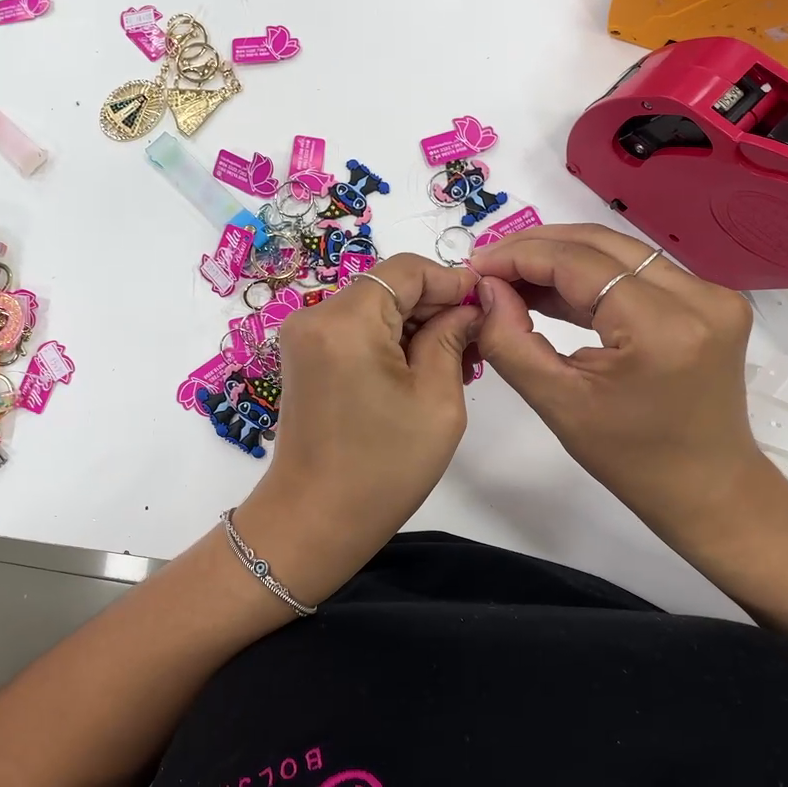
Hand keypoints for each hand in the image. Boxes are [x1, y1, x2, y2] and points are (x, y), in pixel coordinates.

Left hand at [233, 254, 479, 604]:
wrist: (314, 518)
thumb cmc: (383, 466)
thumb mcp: (436, 399)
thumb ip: (451, 338)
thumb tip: (468, 306)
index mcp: (344, 319)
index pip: (405, 269)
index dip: (450, 281)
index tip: (485, 307)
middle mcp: (314, 315)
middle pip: (386, 286)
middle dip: (433, 306)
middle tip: (474, 344)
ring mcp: (302, 335)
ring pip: (371, 306)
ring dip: (412, 324)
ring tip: (454, 362)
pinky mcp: (302, 356)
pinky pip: (352, 329)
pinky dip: (386, 339)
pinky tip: (418, 369)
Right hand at [469, 224, 772, 538]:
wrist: (708, 489)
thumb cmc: (630, 458)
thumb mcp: (555, 402)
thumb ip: (508, 339)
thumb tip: (484, 289)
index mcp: (663, 327)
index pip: (577, 263)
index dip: (519, 257)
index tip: (474, 266)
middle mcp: (698, 297)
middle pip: (600, 243)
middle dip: (535, 247)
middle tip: (487, 265)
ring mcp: (711, 295)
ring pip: (617, 250)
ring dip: (560, 257)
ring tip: (510, 277)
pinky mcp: (709, 300)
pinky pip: (635, 269)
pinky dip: (588, 274)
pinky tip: (548, 290)